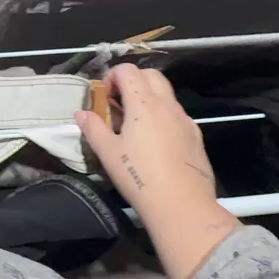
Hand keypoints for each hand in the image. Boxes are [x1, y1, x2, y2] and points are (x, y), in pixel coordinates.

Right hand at [76, 64, 240, 278]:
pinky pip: (177, 115)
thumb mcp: (107, 153)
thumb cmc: (139, 177)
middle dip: (133, 81)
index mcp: (143, 103)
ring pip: (166, 94)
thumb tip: (82, 112)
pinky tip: (156, 142)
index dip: (112, 76)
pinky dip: (163, 116)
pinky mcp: (196, 137)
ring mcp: (185, 120)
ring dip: (149, 97)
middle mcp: (167, 105)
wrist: (183, 207)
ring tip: (135, 124)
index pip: (128, 70)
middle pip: (151, 75)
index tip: (104, 97)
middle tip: (119, 103)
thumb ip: (93, 128)